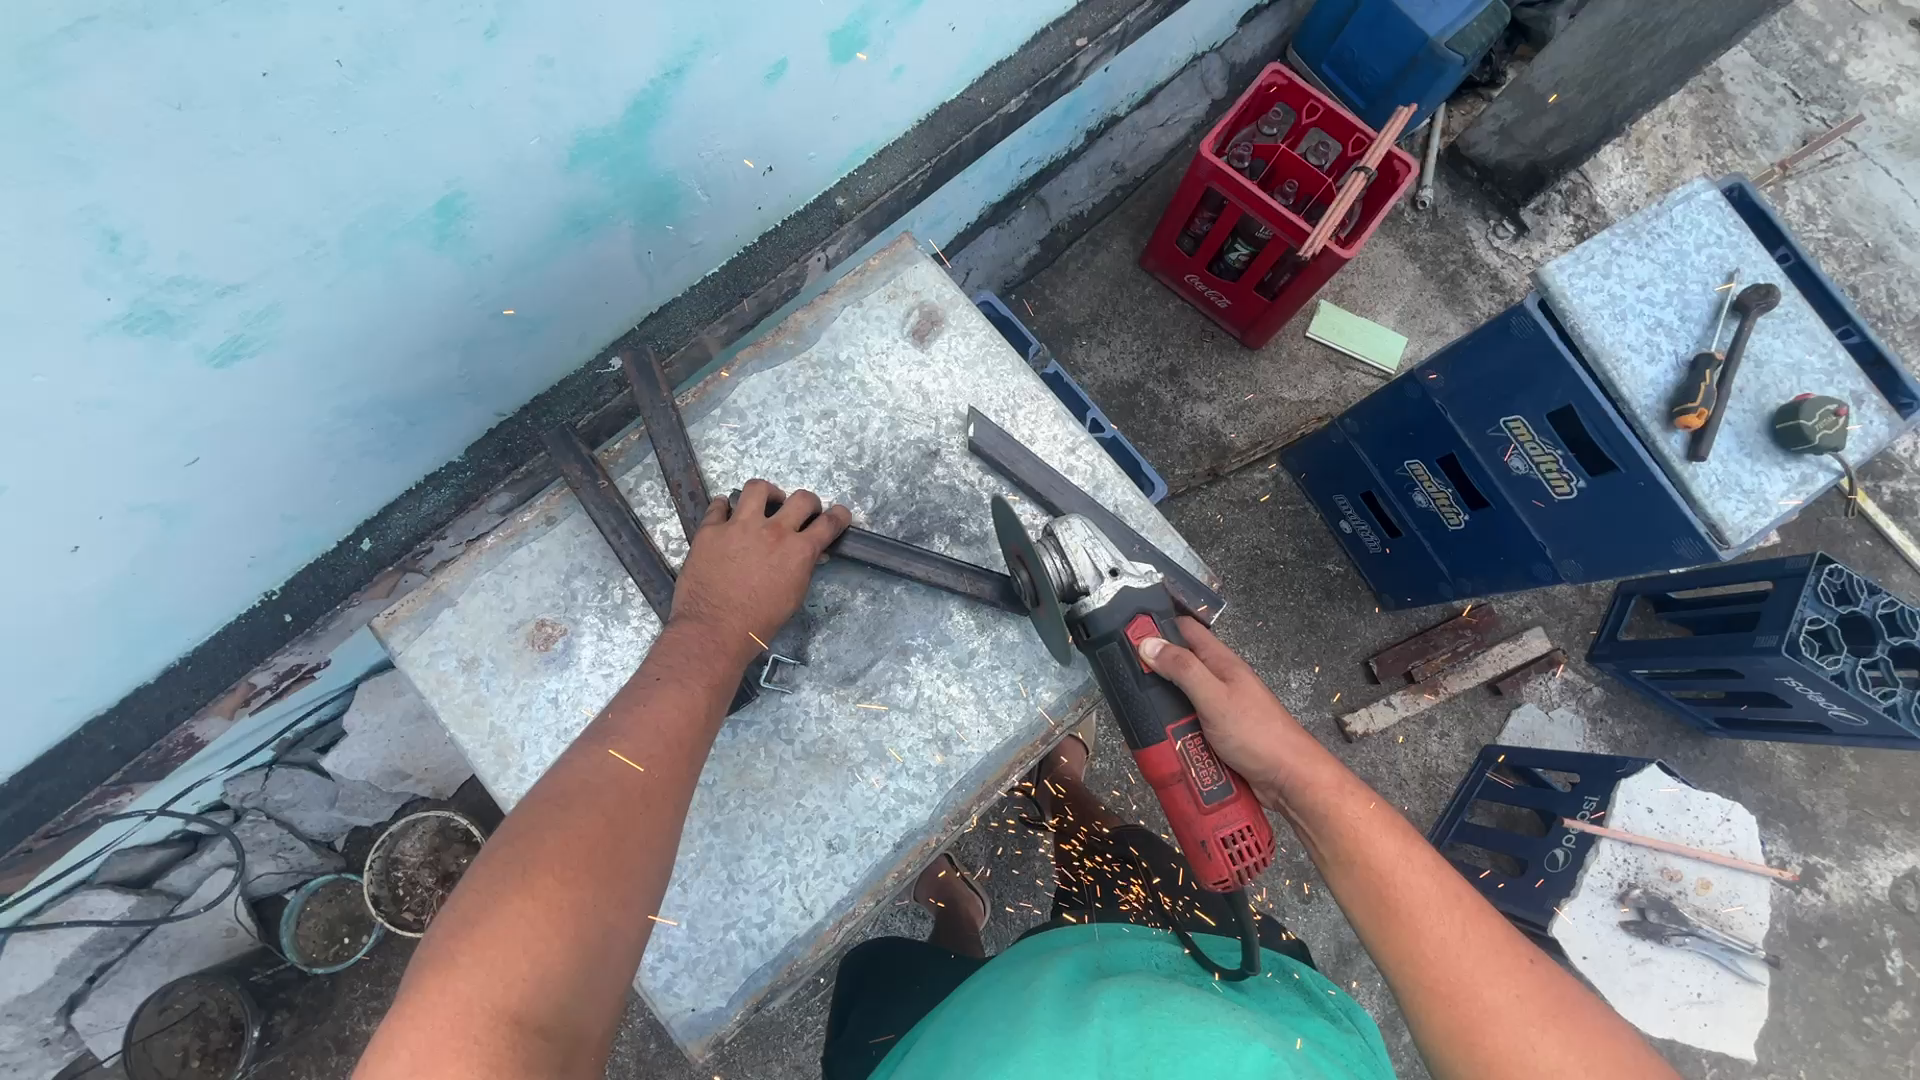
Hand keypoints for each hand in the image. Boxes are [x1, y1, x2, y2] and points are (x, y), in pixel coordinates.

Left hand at [669, 479, 851, 658]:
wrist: (714, 630)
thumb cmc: (759, 622)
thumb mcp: (793, 596)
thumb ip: (803, 568)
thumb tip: (811, 554)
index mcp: (799, 550)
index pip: (829, 523)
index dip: (839, 516)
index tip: (838, 514)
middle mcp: (773, 531)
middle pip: (801, 498)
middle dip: (808, 502)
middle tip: (802, 512)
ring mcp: (739, 526)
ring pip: (758, 488)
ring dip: (767, 493)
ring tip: (765, 502)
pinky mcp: (711, 530)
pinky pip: (718, 505)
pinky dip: (725, 507)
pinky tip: (727, 515)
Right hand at [1136, 617, 1309, 808]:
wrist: (1289, 780)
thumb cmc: (1258, 733)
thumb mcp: (1214, 696)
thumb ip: (1182, 669)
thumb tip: (1148, 643)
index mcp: (1221, 662)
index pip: (1185, 630)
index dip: (1159, 626)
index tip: (1128, 633)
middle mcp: (1218, 682)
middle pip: (1177, 669)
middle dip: (1154, 676)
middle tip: (1126, 684)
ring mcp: (1217, 710)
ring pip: (1179, 702)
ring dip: (1163, 711)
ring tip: (1139, 717)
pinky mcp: (1216, 735)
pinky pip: (1187, 728)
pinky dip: (1174, 734)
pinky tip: (1162, 742)